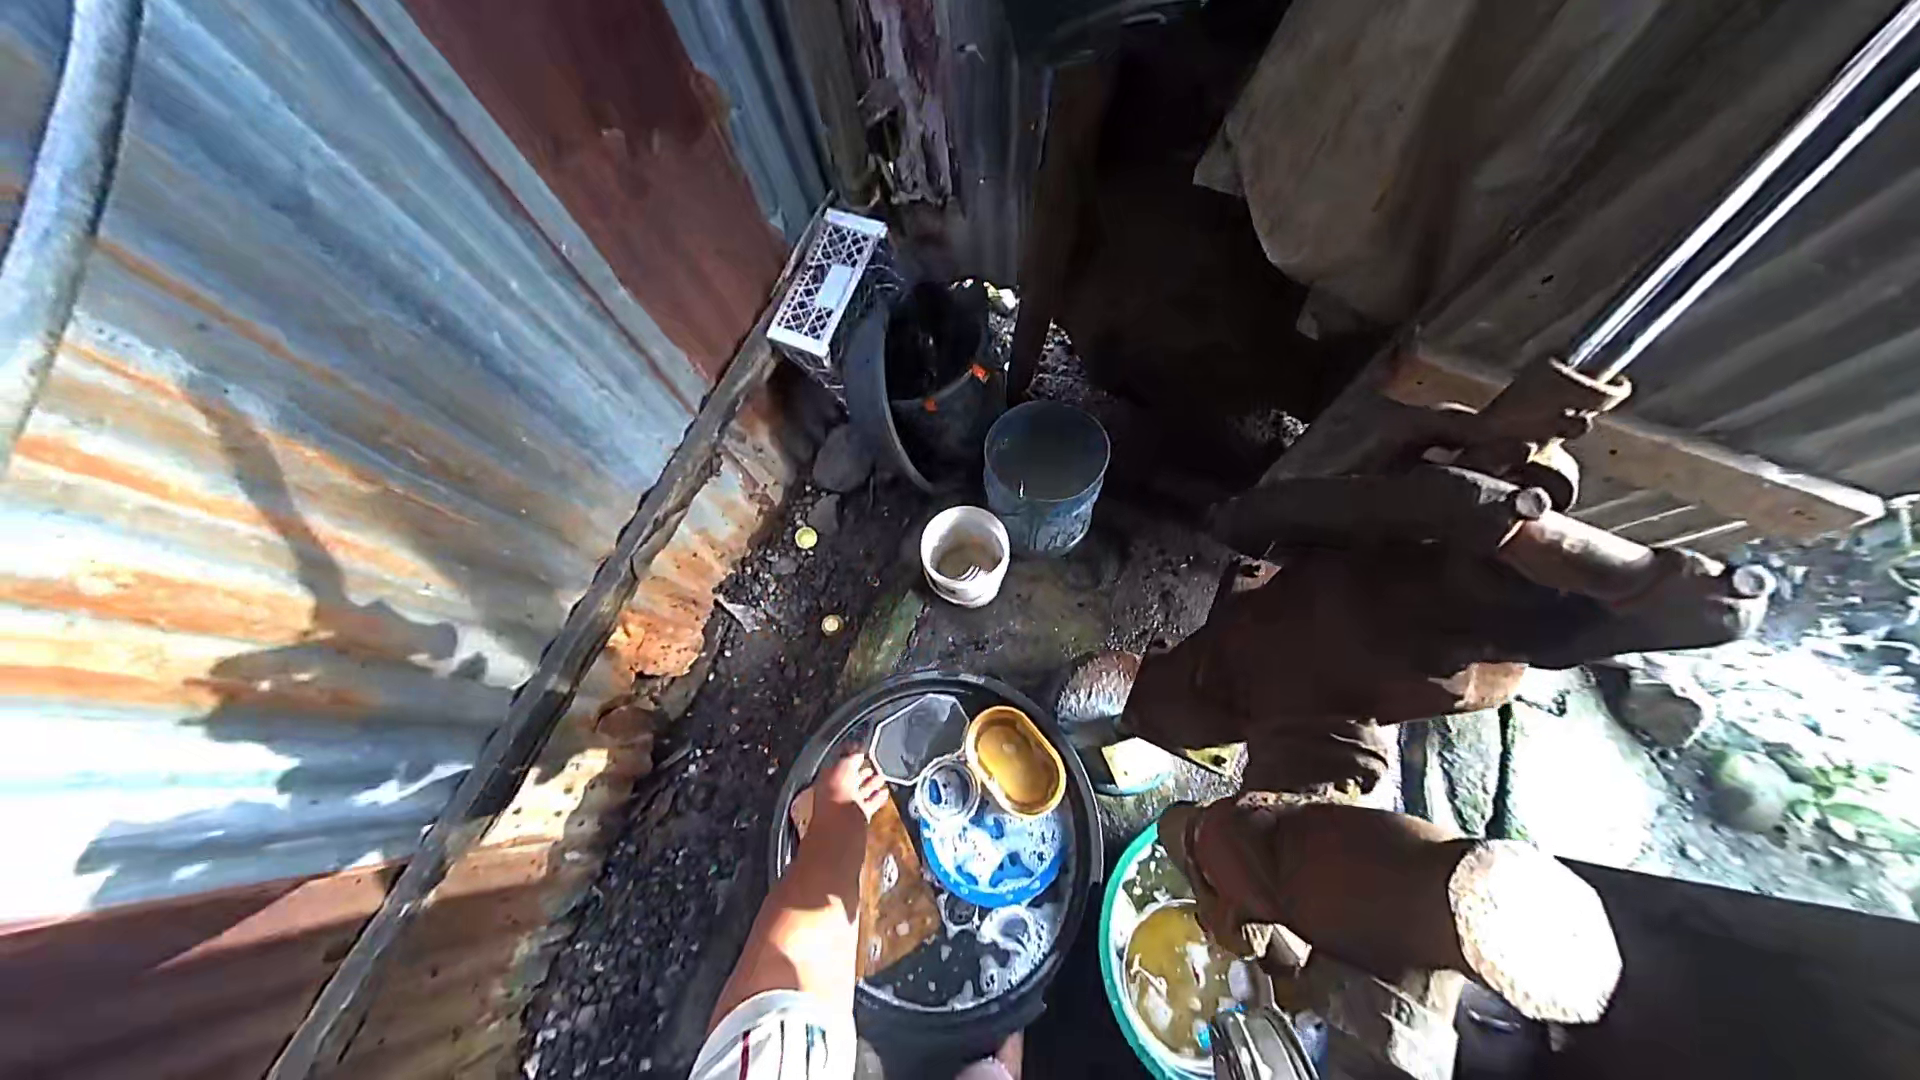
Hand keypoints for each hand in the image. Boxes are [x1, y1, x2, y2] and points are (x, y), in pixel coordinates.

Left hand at [818, 751, 889, 820]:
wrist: (842, 820)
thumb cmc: (838, 789)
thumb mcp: (845, 763)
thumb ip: (852, 755)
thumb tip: (858, 748)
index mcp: (828, 777)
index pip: (840, 764)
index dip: (851, 757)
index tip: (862, 752)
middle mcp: (837, 790)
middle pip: (852, 779)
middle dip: (863, 772)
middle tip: (874, 764)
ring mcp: (848, 804)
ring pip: (862, 791)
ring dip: (872, 784)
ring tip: (882, 777)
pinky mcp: (860, 815)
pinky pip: (870, 804)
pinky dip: (878, 798)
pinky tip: (885, 792)